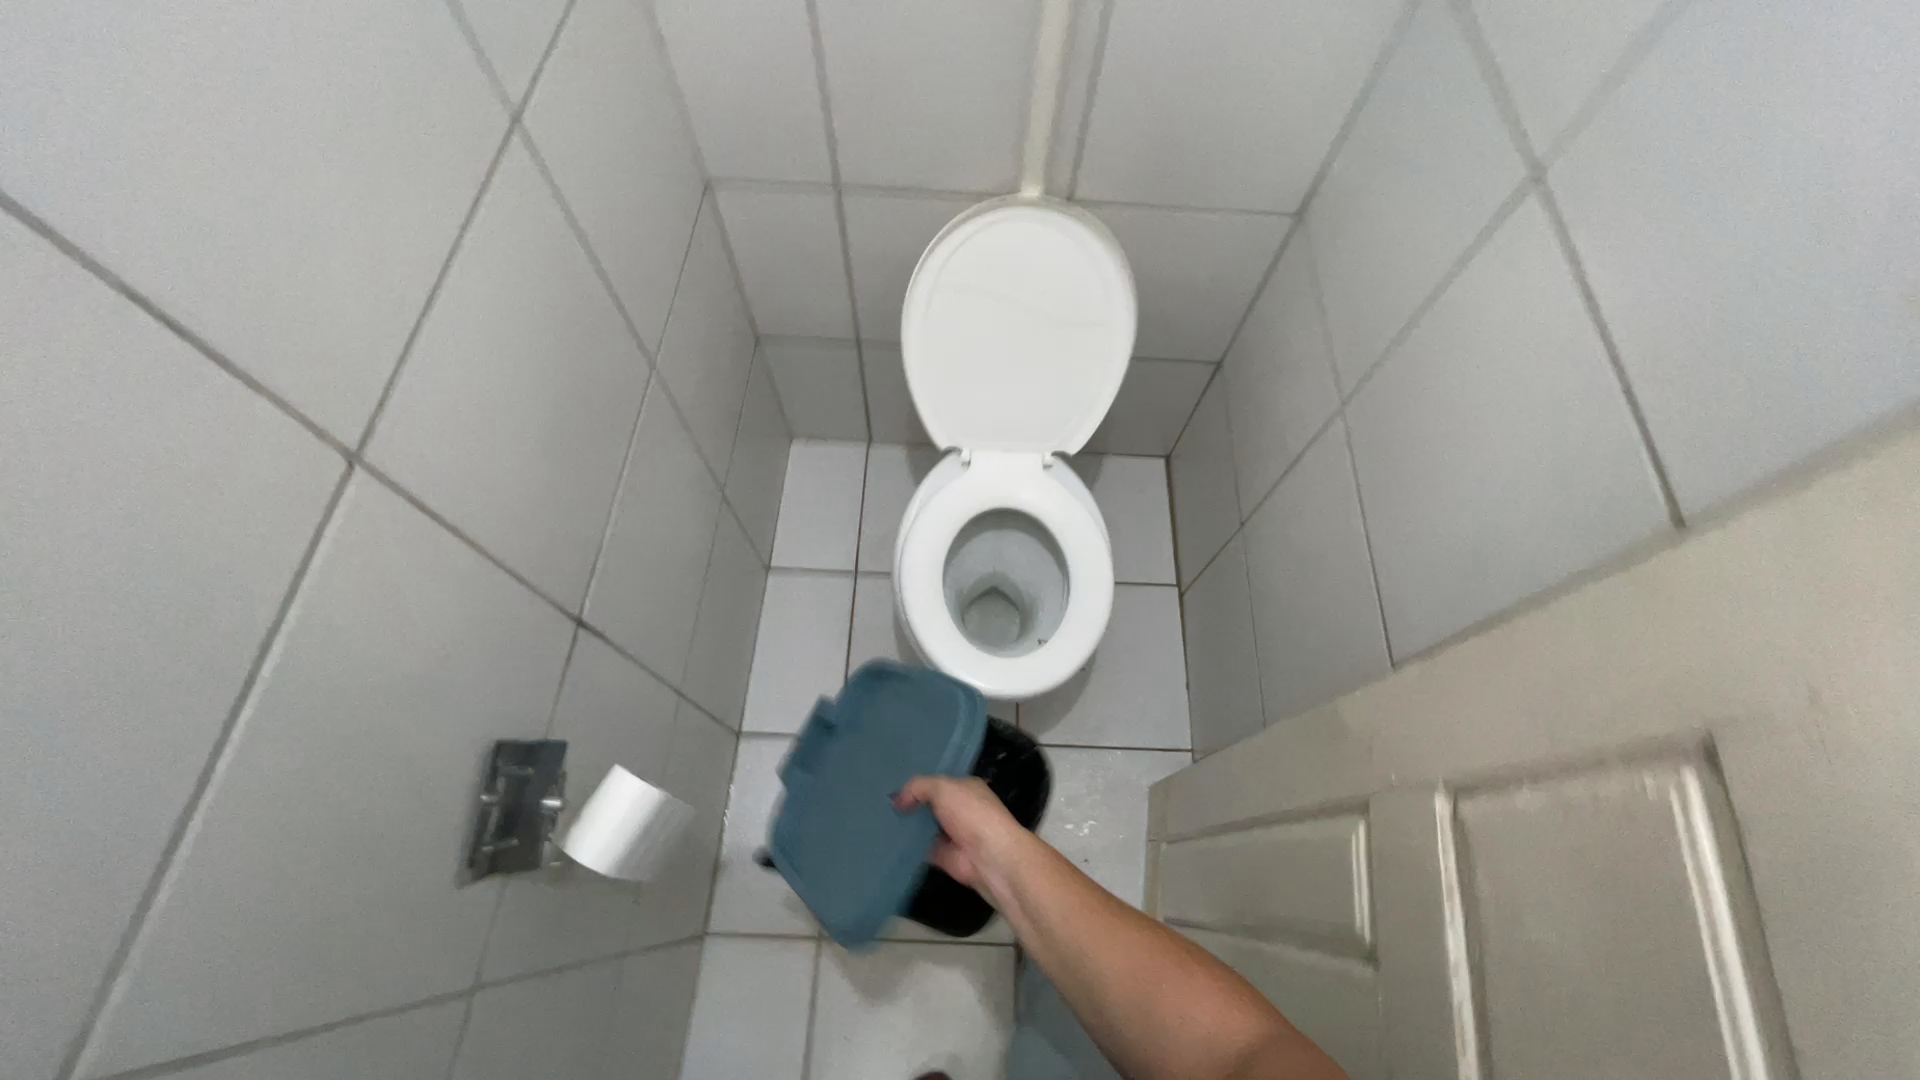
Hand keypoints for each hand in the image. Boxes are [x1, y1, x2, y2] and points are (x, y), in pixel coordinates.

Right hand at [892, 775, 1029, 900]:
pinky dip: (907, 846)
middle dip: (909, 803)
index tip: (891, 783)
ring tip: (877, 819)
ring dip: (906, 825)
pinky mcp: (943, 856)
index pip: (938, 781)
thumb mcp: (942, 788)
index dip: (917, 782)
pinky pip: (920, 848)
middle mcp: (960, 809)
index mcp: (965, 788)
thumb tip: (897, 799)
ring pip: (923, 826)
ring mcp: (951, 833)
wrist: (989, 856)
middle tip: (880, 801)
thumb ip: (918, 787)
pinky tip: (886, 840)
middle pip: (929, 803)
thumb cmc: (970, 813)